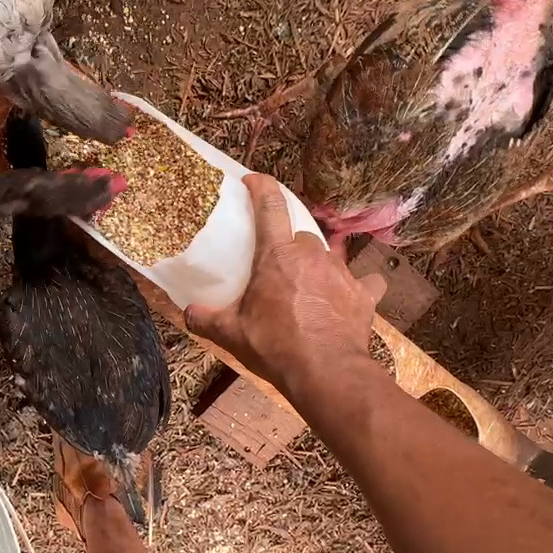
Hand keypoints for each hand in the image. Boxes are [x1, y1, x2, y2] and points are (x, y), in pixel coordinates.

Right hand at [186, 174, 386, 394]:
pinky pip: (363, 281)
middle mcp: (312, 255)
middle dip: (289, 246)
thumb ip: (205, 319)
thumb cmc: (274, 346)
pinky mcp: (364, 294)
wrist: (326, 372)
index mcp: (277, 257)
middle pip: (301, 236)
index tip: (252, 179)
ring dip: (317, 266)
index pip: (270, 209)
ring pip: (329, 256)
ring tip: (307, 287)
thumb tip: (188, 313)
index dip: (261, 188)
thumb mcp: (230, 333)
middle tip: (277, 268)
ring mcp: (342, 273)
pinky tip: (347, 297)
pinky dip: (355, 287)